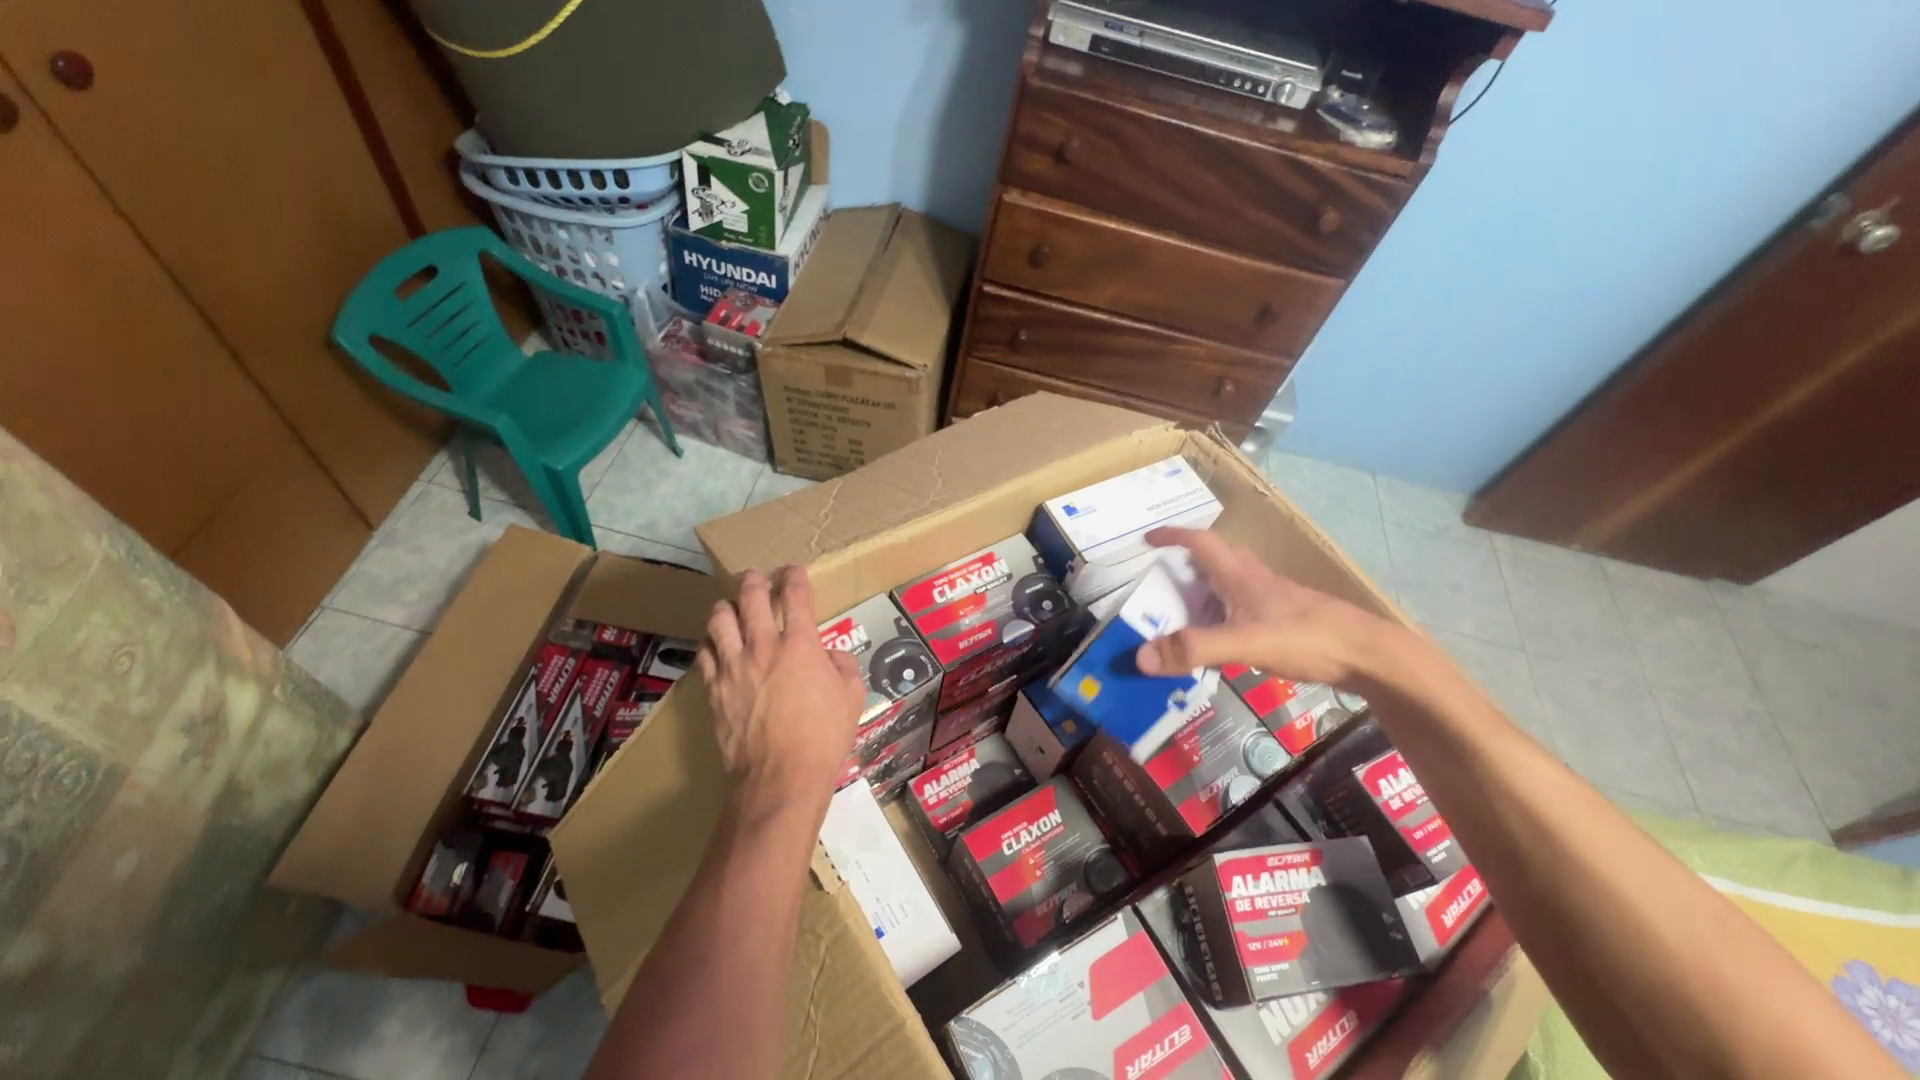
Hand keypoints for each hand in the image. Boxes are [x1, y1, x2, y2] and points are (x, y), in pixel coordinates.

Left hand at [697, 566, 863, 820]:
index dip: (795, 576)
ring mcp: (733, 666)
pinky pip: (704, 653)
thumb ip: (842, 667)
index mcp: (801, 644)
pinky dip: (710, 642)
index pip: (796, 595)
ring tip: (730, 606)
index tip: (794, 571)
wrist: (780, 776)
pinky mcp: (713, 688)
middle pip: (751, 597)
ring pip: (719, 618)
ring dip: (726, 606)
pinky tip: (714, 644)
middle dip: (755, 580)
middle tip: (757, 577)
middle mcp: (763, 646)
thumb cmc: (824, 738)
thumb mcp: (852, 697)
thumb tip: (829, 655)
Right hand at [1133, 527, 1408, 687]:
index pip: (1201, 543)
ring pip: (1235, 583)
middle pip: (1220, 557)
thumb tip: (1141, 656)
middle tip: (1165, 578)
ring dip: (1209, 589)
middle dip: (1190, 560)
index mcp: (1241, 576)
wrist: (1369, 654)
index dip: (1174, 536)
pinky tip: (1226, 639)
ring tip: (1186, 611)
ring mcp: (1277, 600)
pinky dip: (1227, 614)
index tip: (1148, 539)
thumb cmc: (1306, 638)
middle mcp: (1257, 580)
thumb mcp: (1243, 643)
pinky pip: (1247, 608)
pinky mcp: (1290, 621)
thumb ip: (1194, 649)